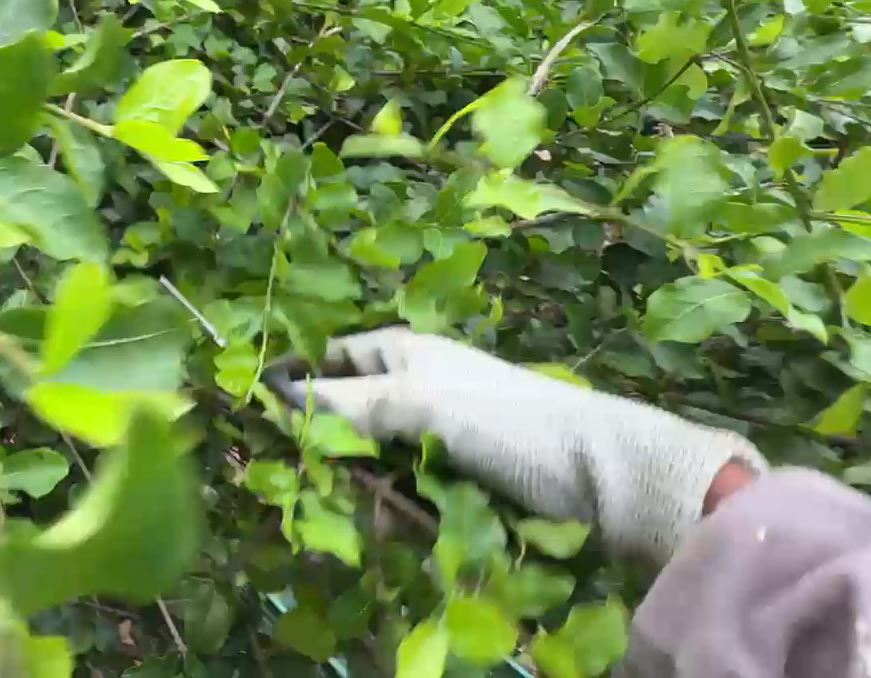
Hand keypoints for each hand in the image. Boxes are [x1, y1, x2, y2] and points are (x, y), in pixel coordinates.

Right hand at [268, 327, 763, 562]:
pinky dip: (393, 499)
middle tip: (305, 469)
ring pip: (371, 451)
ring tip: (354, 502)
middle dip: (326, 439)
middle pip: (345, 407)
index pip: (327, 356)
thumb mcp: (415, 403)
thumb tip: (274, 394)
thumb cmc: (502, 419)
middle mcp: (408, 384)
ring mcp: (432, 429)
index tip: (264, 410)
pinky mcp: (453, 470)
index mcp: (397, 352)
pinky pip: (404, 481)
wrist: (606, 476)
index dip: (296, 377)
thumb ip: (343, 401)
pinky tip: (390, 520)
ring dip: (359, 477)